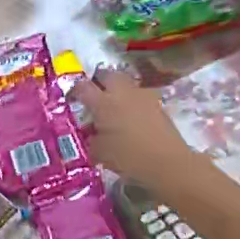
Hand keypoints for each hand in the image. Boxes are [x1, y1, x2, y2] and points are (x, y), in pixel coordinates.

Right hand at [68, 68, 199, 182]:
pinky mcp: (158, 105)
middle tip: (93, 96)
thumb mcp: (100, 153)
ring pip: (126, 84)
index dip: (74, 90)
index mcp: (104, 103)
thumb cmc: (129, 158)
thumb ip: (90, 139)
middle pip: (107, 75)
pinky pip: (139, 97)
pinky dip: (131, 102)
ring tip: (113, 109)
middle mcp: (122, 93)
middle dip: (99, 81)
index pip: (83, 87)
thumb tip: (89, 133)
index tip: (71, 99)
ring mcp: (143, 96)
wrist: (168, 163)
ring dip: (117, 91)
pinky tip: (130, 119)